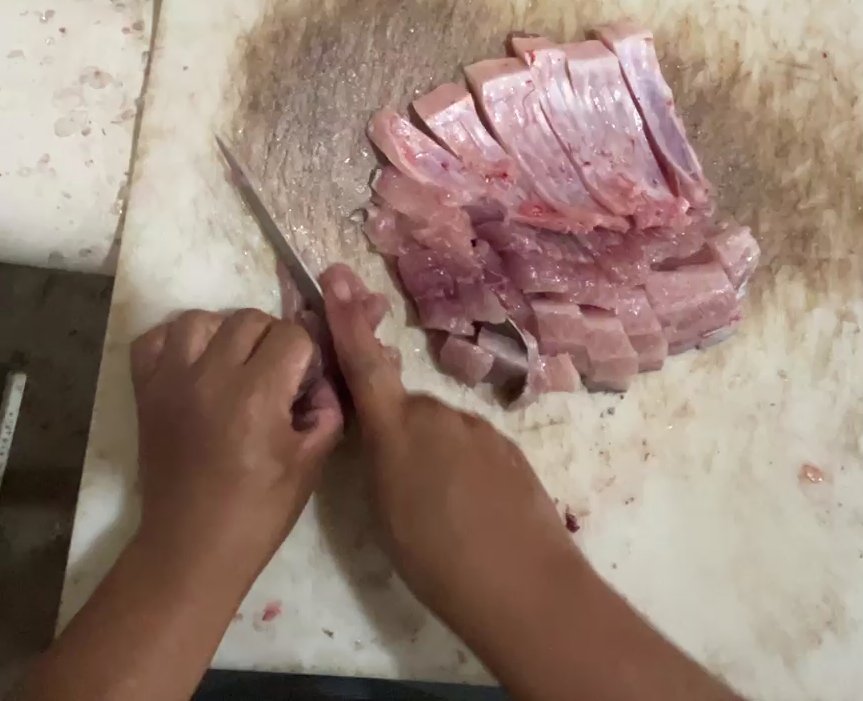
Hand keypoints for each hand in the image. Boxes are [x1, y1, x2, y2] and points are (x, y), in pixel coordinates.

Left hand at [129, 309, 344, 583]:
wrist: (191, 548)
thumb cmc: (258, 511)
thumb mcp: (310, 463)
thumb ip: (327, 409)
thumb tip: (322, 373)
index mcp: (257, 394)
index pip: (291, 335)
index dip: (304, 355)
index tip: (301, 381)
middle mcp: (212, 376)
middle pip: (248, 319)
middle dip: (270, 339)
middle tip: (271, 373)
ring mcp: (171, 380)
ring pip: (200, 319)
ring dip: (222, 332)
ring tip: (230, 362)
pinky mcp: (145, 391)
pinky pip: (153, 340)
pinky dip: (173, 341)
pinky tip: (192, 363)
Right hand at [322, 264, 740, 700]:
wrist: (526, 587)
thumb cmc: (437, 559)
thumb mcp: (384, 512)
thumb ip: (379, 458)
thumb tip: (383, 431)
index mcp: (396, 431)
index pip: (363, 363)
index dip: (346, 320)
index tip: (336, 275)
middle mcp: (436, 415)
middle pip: (404, 408)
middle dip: (397, 433)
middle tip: (401, 488)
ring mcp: (477, 428)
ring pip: (440, 430)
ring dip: (432, 456)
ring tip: (442, 512)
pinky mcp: (507, 446)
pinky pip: (470, 446)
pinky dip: (463, 469)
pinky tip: (472, 511)